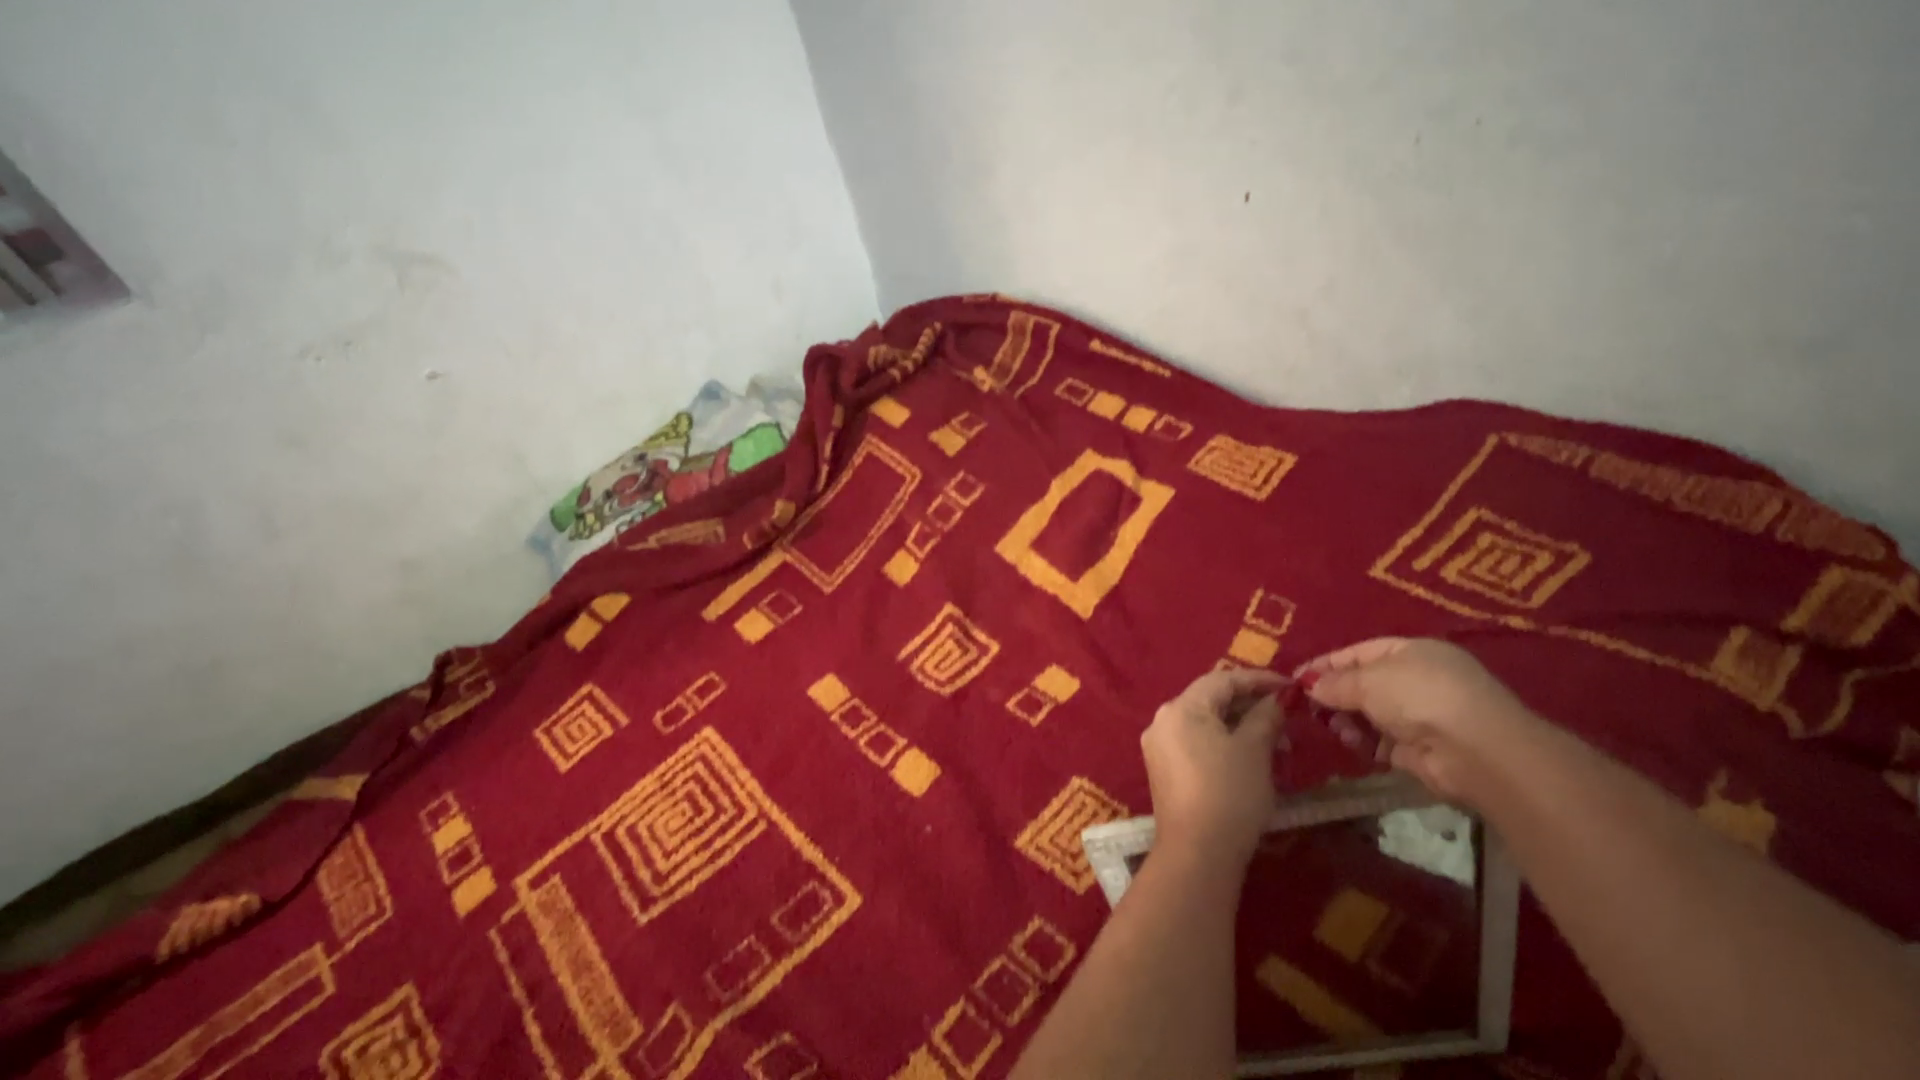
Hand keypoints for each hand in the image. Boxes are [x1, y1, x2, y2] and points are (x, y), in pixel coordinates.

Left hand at [1142, 668, 1285, 866]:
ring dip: (1241, 727)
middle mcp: (1162, 721)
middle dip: (1251, 706)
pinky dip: (1225, 744)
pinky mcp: (1164, 770)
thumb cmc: (1230, 792)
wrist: (1198, 852)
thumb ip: (1266, 716)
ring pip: (1206, 724)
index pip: (1223, 679)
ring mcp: (1159, 747)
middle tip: (1288, 718)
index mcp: (1181, 708)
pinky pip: (1197, 744)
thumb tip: (1276, 699)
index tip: (1291, 687)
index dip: (1259, 680)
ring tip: (1278, 745)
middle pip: (1211, 700)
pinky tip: (1252, 758)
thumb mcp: (1255, 749)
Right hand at [1295, 638, 1537, 805]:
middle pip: (1363, 685)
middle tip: (1308, 707)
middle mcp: (1417, 681)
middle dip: (1335, 695)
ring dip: (1347, 721)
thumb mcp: (1368, 680)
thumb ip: (1335, 682)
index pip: (1359, 653)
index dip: (1327, 664)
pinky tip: (1354, 745)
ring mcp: (1420, 716)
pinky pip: (1380, 742)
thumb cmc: (1420, 696)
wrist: (1474, 750)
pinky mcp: (1418, 749)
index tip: (1295, 679)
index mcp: (1412, 652)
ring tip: (1334, 728)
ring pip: (1369, 715)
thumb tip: (1308, 684)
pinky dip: (1365, 743)